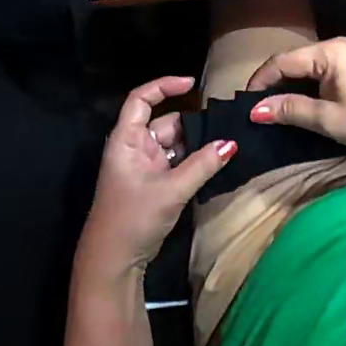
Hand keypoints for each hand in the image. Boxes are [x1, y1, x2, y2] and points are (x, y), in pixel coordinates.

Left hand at [77, 76, 235, 283]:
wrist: (113, 261)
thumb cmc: (132, 218)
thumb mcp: (171, 190)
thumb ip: (203, 165)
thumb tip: (232, 143)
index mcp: (127, 140)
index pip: (141, 99)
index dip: (164, 86)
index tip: (192, 84)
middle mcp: (134, 147)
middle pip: (165, 123)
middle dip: (194, 125)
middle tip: (226, 126)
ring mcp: (144, 166)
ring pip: (175, 145)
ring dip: (197, 145)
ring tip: (228, 143)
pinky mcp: (154, 183)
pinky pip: (177, 163)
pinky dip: (194, 162)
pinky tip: (217, 163)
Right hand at [245, 38, 345, 152]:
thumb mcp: (329, 119)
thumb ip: (291, 110)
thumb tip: (255, 110)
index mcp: (326, 52)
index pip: (279, 62)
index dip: (259, 83)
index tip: (245, 107)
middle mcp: (333, 47)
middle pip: (291, 63)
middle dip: (272, 86)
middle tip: (256, 113)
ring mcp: (345, 56)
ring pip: (304, 69)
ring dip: (288, 89)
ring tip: (273, 113)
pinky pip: (318, 74)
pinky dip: (305, 89)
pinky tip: (299, 107)